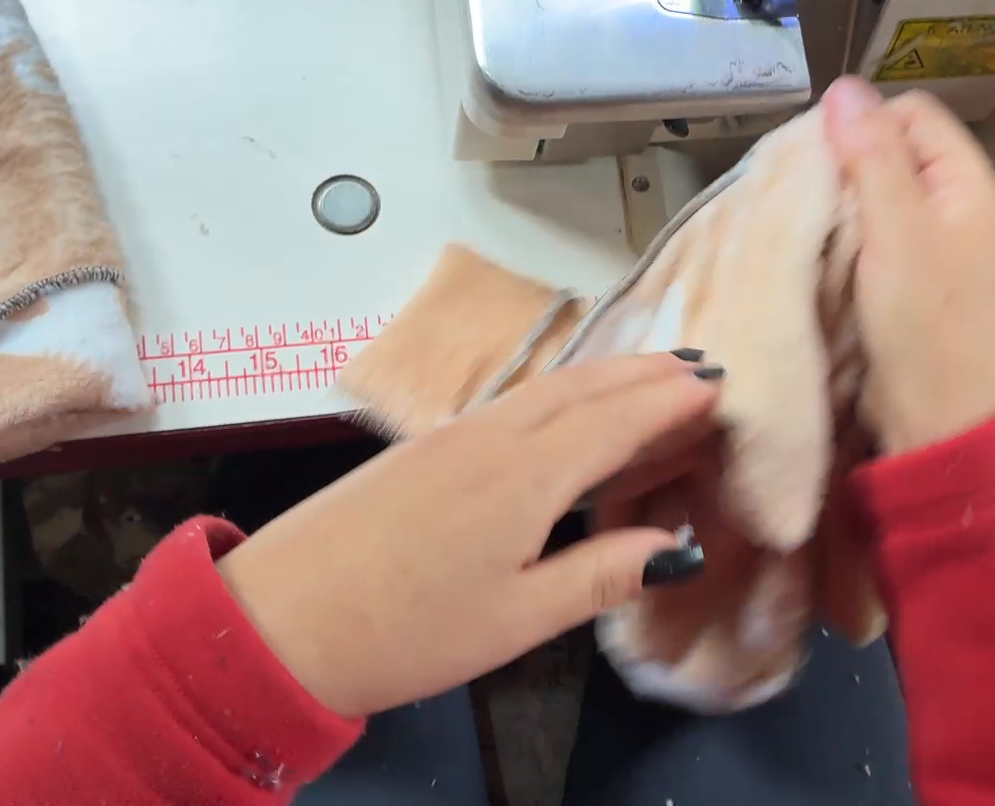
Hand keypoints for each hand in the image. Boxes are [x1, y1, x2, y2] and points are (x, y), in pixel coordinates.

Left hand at [216, 353, 719, 717]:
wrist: (278, 617)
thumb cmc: (407, 630)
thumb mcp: (516, 617)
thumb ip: (601, 574)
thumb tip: (677, 547)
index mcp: (527, 474)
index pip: (617, 419)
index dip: (670, 399)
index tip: (716, 381)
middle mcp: (499, 434)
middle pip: (588, 386)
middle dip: (647, 371)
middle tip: (697, 363)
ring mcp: (463, 430)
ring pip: (553, 385)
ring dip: (609, 373)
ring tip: (652, 372)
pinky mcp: (437, 439)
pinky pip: (524, 398)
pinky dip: (570, 388)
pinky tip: (576, 402)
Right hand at [822, 77, 994, 453]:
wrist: (944, 420)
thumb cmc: (925, 321)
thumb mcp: (897, 229)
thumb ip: (872, 156)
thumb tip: (844, 87)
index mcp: (967, 182)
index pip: (912, 114)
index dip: (864, 123)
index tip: (818, 158)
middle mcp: (956, 206)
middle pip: (894, 153)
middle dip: (846, 165)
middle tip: (805, 195)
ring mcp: (936, 246)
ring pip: (879, 197)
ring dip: (841, 204)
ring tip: (806, 222)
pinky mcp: (912, 280)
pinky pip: (875, 237)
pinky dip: (846, 237)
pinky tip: (820, 251)